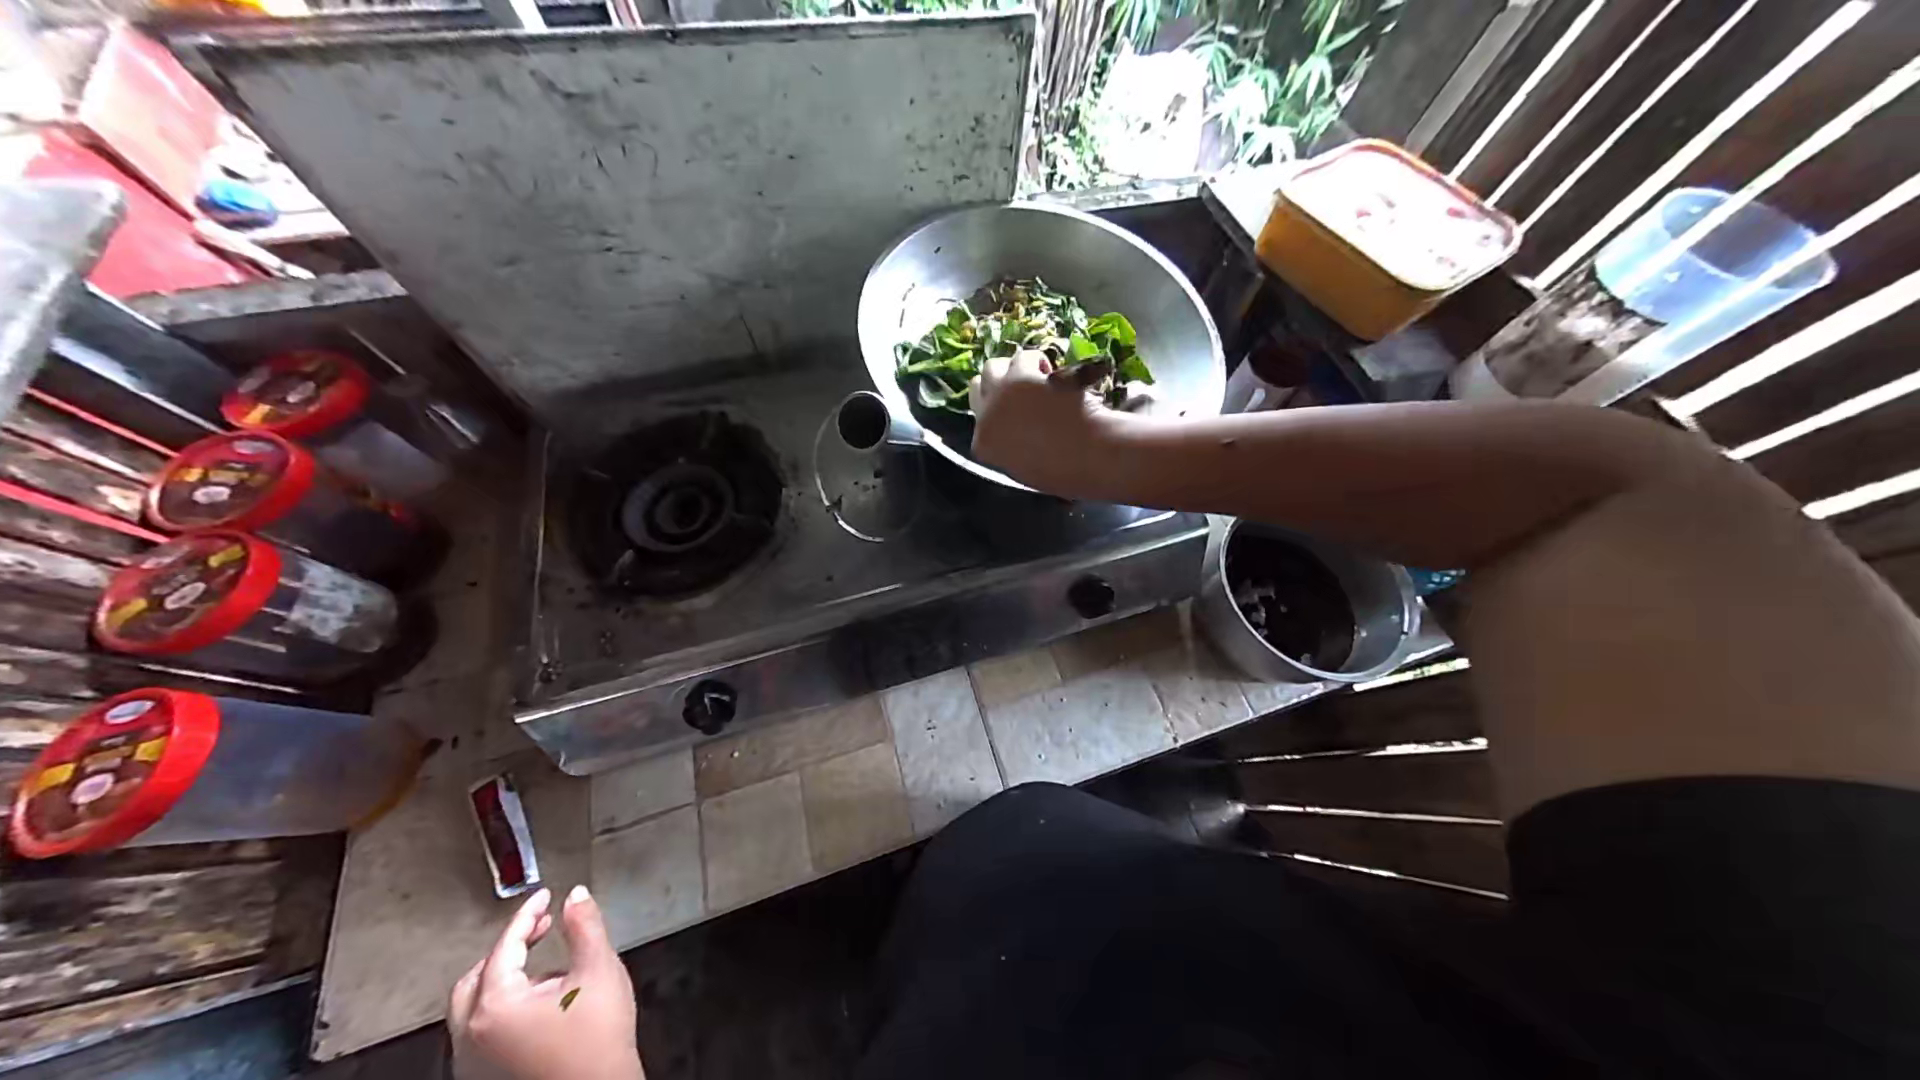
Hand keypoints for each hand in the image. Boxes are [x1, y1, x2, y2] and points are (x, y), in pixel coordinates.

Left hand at [450, 886, 644, 1079]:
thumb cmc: (598, 1036)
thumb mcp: (598, 969)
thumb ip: (585, 927)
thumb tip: (575, 896)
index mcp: (495, 1008)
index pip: (504, 947)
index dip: (526, 915)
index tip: (545, 896)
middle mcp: (472, 1038)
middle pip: (475, 980)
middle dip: (508, 948)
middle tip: (541, 926)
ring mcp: (474, 1064)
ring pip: (475, 1008)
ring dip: (505, 977)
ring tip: (549, 965)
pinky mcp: (487, 1078)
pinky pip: (482, 1031)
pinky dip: (503, 1005)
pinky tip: (542, 1002)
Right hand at [969, 349, 1121, 494]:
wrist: (1087, 455)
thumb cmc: (1065, 470)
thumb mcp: (1026, 466)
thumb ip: (1010, 445)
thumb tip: (1015, 427)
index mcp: (984, 446)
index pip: (978, 419)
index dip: (998, 409)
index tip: (1018, 411)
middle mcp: (984, 418)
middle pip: (979, 386)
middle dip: (999, 383)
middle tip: (1024, 388)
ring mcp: (1000, 395)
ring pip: (993, 367)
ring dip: (1014, 370)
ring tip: (1040, 377)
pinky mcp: (1021, 377)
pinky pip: (1025, 358)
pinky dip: (1038, 362)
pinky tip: (1056, 374)